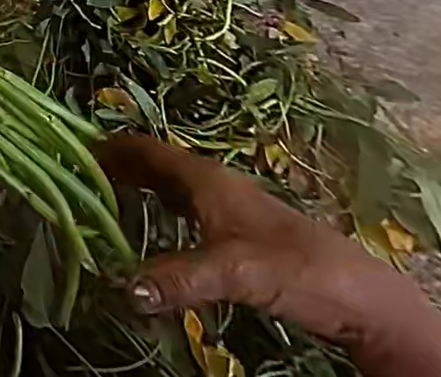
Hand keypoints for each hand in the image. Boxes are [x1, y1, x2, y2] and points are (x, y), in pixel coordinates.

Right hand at [99, 133, 437, 352]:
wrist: (361, 294)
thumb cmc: (294, 266)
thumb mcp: (233, 272)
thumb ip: (178, 278)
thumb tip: (122, 287)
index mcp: (204, 177)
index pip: (147, 148)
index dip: (113, 146)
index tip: (78, 149)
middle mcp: (210, 182)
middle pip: (154, 162)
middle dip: (119, 164)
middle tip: (83, 174)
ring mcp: (225, 204)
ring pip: (169, 182)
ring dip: (138, 183)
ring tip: (108, 193)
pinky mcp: (236, 228)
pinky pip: (182, 205)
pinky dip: (158, 205)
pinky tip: (153, 222)